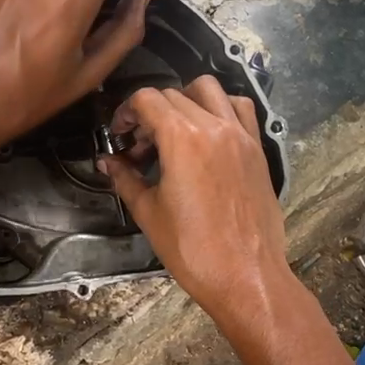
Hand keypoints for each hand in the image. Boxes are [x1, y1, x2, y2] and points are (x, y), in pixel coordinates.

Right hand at [100, 77, 290, 319]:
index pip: (147, 99)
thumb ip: (126, 179)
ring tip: (174, 130)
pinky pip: (240, 109)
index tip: (119, 133)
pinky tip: (209, 133)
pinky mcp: (257, 150)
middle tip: (139, 145)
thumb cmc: (192, 249)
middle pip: (174, 94)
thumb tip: (107, 162)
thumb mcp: (148, 213)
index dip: (126, 111)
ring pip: (210, 90)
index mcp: (183, 139)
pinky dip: (221, 108)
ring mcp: (241, 136)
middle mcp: (214, 127)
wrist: (245, 275)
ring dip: (186, 99)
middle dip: (150, 113)